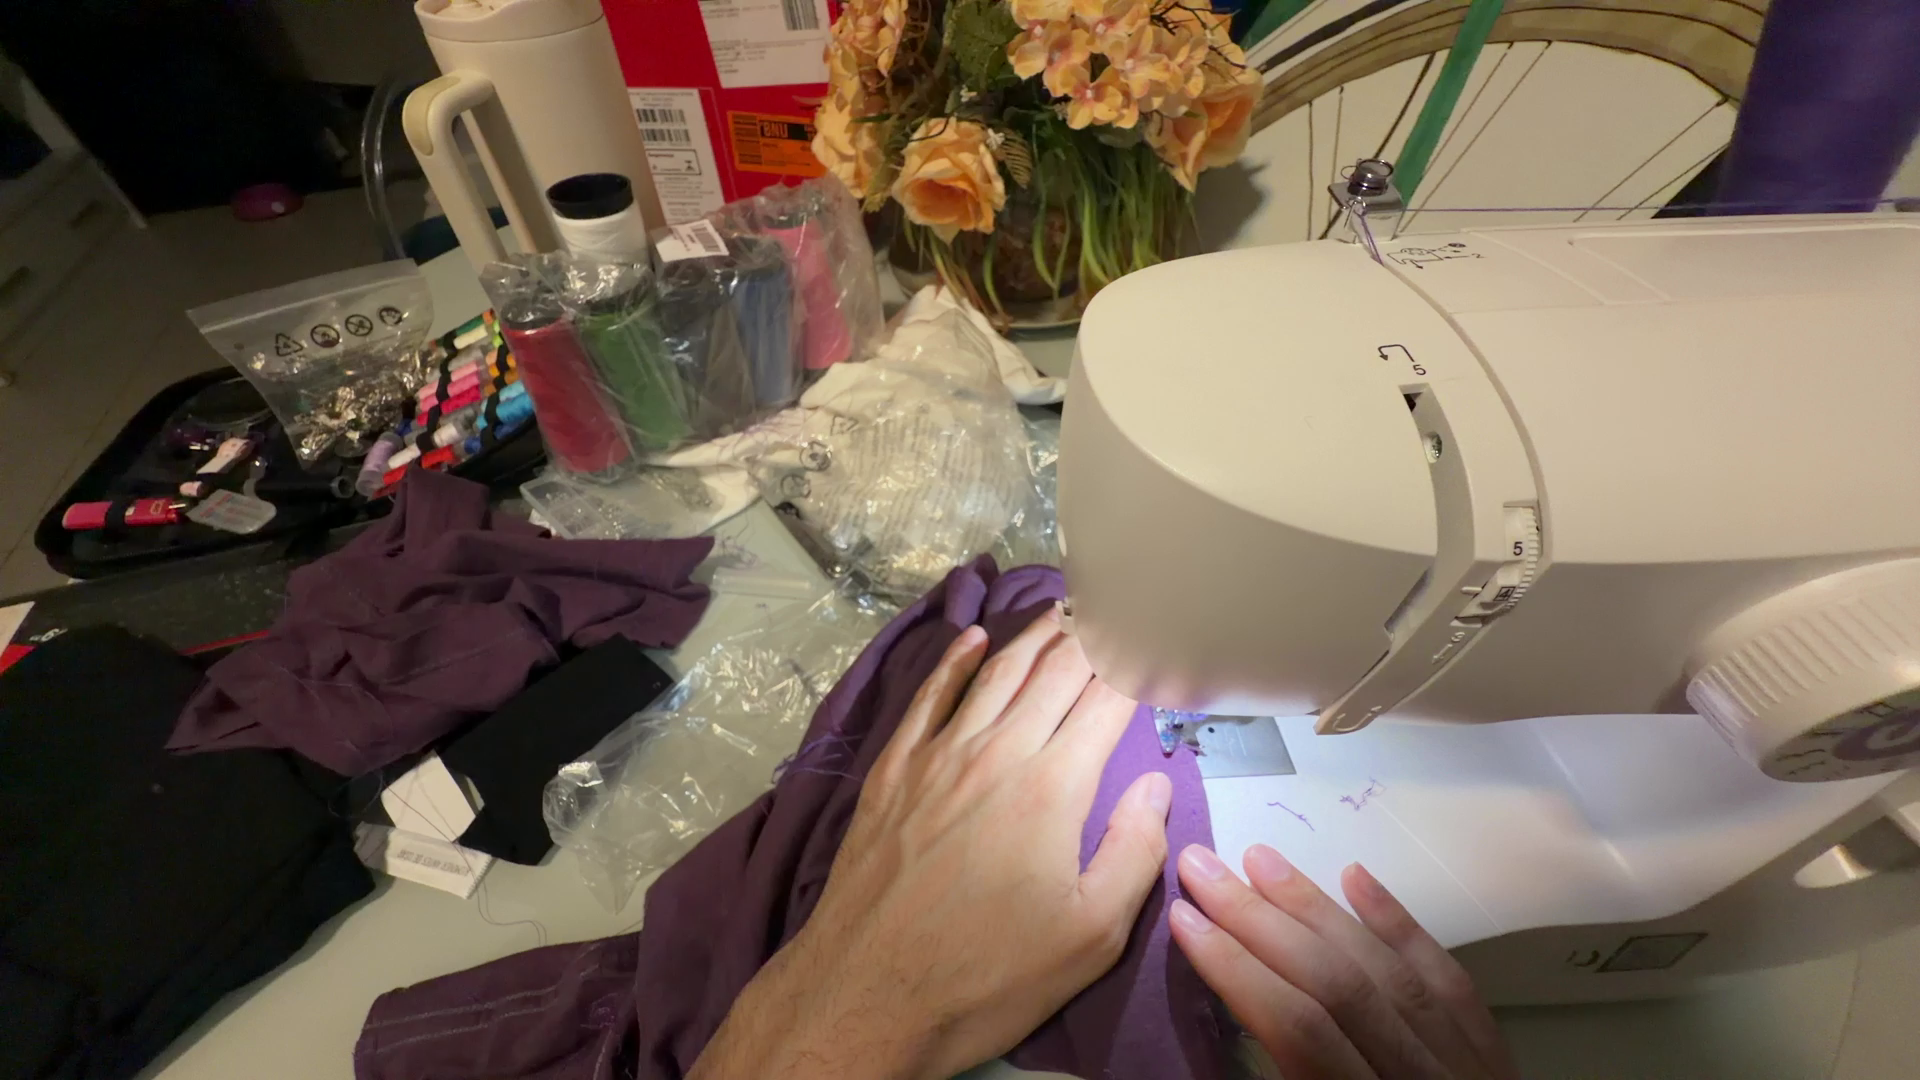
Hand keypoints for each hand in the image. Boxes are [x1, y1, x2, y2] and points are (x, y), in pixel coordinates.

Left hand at [690, 608, 1173, 1079]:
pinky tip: (971, 637)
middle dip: (1088, 637)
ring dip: (1032, 637)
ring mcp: (940, 751)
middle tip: (1109, 610)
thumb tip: (1156, 784)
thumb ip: (1134, 851)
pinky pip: (929, 695)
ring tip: (1057, 611)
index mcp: (1053, 788)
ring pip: (995, 674)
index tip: (1151, 645)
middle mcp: (998, 751)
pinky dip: (953, 660)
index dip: (1132, 668)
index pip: (1104, 704)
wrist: (868, 990)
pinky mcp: (895, 764)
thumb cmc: (988, 972)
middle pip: (1053, 674)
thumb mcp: (1089, 936)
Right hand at [1169, 844, 1517, 1079]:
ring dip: (1314, 907)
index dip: (1235, 969)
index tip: (1182, 916)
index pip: (1300, 1032)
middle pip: (1339, 986)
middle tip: (1201, 864)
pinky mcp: (1498, 1061)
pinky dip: (1401, 924)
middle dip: (1259, 918)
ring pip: (1387, 972)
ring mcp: (1474, 1076)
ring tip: (1257, 858)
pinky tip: (1356, 876)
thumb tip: (1191, 1039)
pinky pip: (1449, 982)